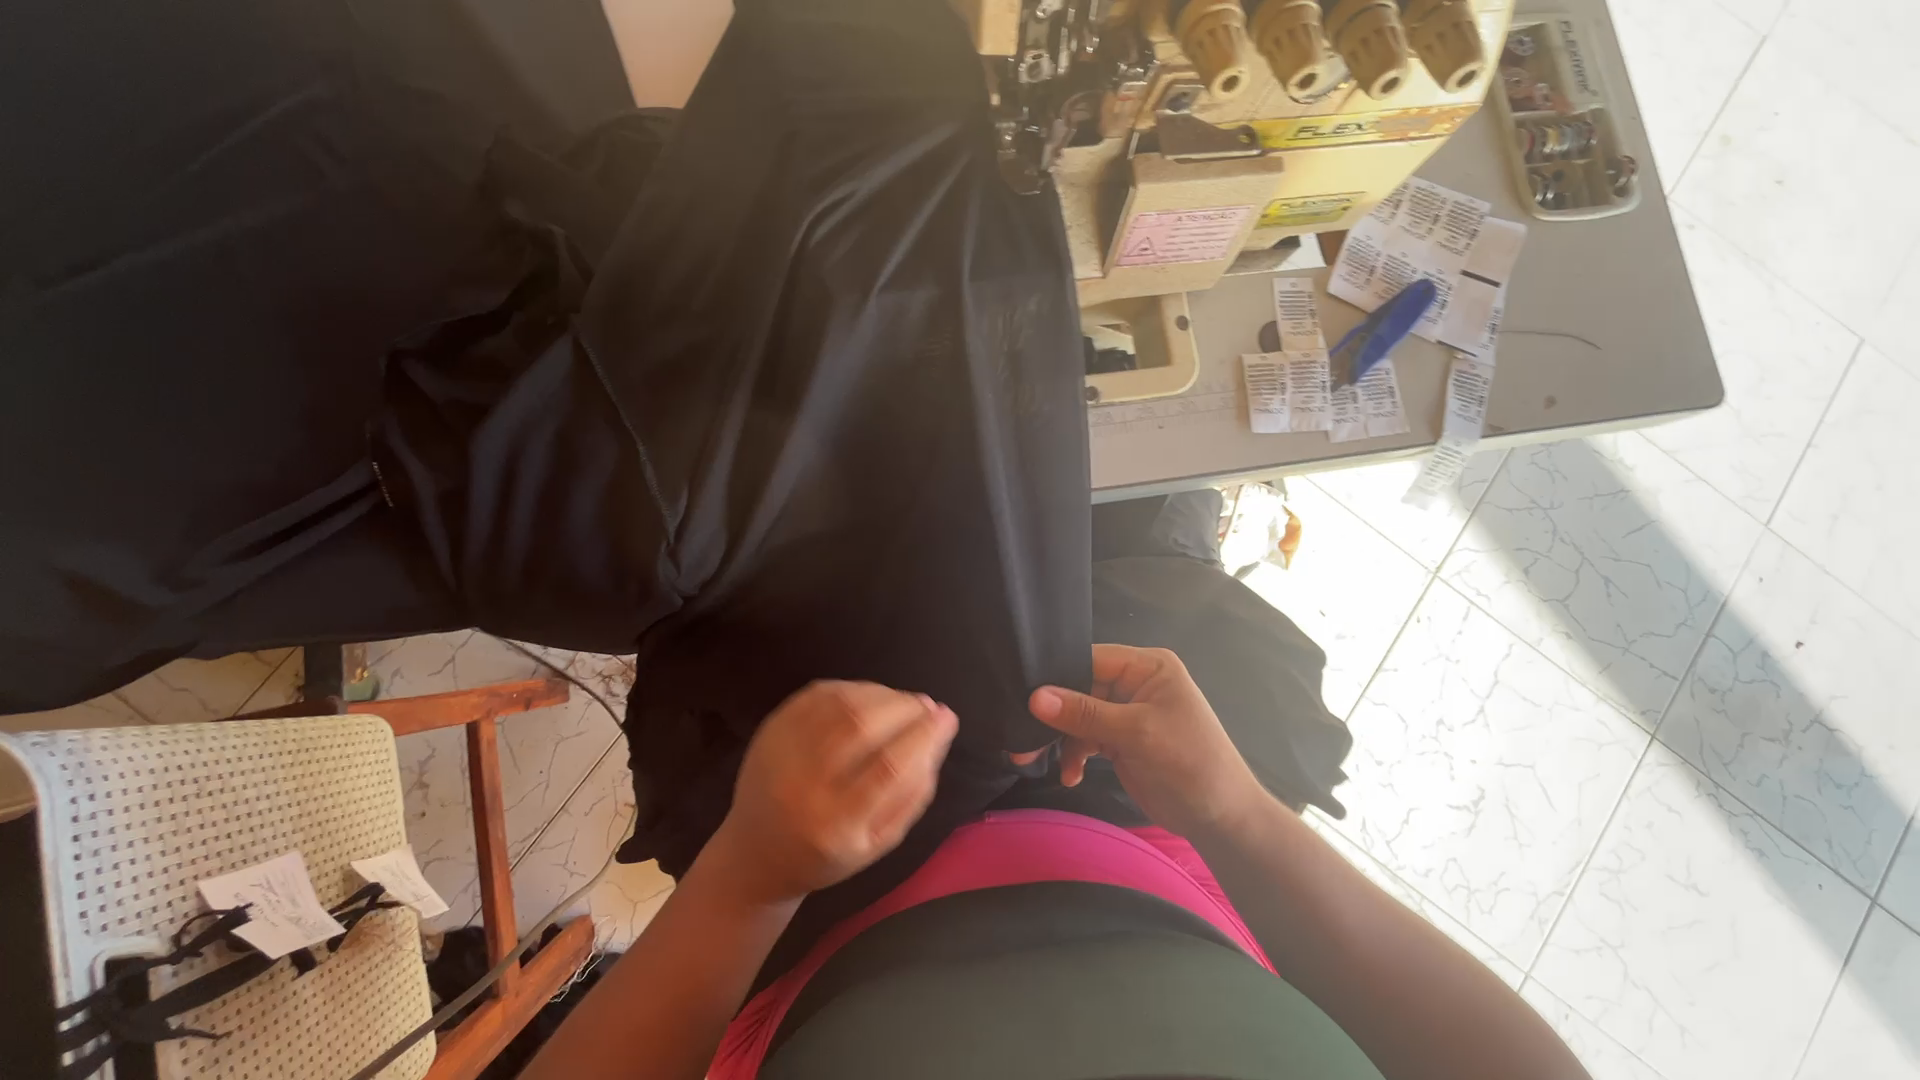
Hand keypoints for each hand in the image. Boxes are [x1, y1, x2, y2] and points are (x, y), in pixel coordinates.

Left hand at [705, 681, 957, 904]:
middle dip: (904, 708)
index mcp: (835, 824)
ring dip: (882, 694)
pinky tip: (872, 696)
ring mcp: (782, 751)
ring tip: (904, 702)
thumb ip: (913, 794)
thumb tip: (938, 737)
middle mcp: (803, 784)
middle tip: (927, 707)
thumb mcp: (880, 842)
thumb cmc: (828, 854)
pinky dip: (854, 688)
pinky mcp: (771, 728)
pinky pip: (818, 694)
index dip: (923, 737)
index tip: (947, 719)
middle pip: (860, 726)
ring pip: (840, 703)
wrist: (757, 853)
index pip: (888, 769)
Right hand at [1028, 645, 1268, 838]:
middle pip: (1080, 688)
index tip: (1022, 695)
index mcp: (1147, 667)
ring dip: (1059, 739)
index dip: (1058, 676)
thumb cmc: (1188, 763)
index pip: (1091, 659)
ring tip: (1032, 760)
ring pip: (1077, 716)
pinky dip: (1074, 755)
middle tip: (1021, 739)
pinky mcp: (1120, 740)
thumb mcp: (1136, 734)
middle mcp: (1135, 683)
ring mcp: (1127, 713)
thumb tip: (1034, 696)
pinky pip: (1086, 738)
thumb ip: (1085, 713)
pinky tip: (1071, 776)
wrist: (1220, 819)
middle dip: (1053, 714)